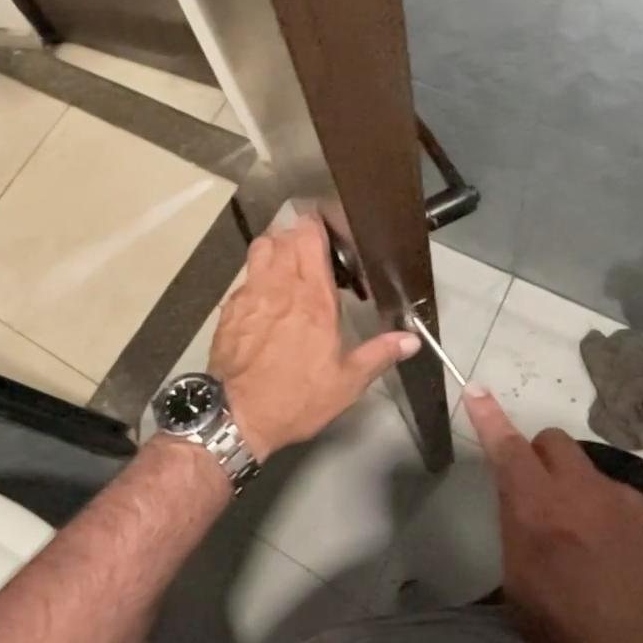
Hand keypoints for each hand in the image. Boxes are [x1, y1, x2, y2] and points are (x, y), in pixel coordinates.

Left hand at [209, 216, 418, 460]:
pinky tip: (265, 298)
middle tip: (313, 253)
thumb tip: (412, 340)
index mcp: (313, 296)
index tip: (329, 235)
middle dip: (299, 236)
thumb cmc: (297, 397)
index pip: (310, 237)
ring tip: (287, 266)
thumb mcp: (347, 382)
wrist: (238, 415)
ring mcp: (250, 292)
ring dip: (275, 248)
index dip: (318, 227)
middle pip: (285, 235)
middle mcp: (279, 284)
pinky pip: (245, 276)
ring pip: (261, 247)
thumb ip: (379, 354)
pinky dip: (257, 276)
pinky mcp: (230, 307)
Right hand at [462, 385, 642, 642]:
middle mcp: (582, 492)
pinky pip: (625, 497)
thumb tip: (517, 479)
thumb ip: (516, 514)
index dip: (490, 417)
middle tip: (545, 494)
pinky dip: (616, 514)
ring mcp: (625, 501)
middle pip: (554, 442)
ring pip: (592, 471)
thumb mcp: (515, 568)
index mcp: (538, 507)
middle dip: (543, 458)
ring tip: (591, 537)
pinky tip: (619, 550)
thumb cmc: (554, 619)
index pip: (508, 447)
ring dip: (583, 491)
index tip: (477, 390)